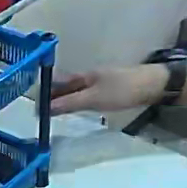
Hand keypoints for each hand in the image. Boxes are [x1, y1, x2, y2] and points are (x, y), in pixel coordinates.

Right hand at [50, 64, 167, 114]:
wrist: (154, 85)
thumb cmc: (122, 90)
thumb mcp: (93, 99)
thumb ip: (70, 103)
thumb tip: (47, 107)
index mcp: (83, 76)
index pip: (57, 82)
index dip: (44, 92)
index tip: (32, 105)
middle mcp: (89, 76)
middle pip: (66, 85)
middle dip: (52, 95)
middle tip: (40, 111)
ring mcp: (101, 82)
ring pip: (76, 90)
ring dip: (64, 98)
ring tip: (53, 111)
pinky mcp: (111, 89)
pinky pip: (87, 94)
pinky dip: (77, 101)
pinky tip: (78, 108)